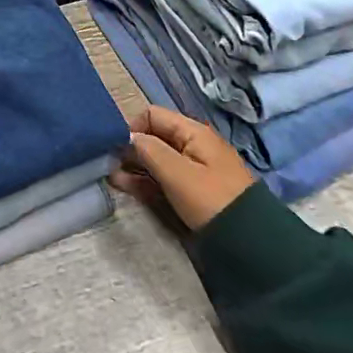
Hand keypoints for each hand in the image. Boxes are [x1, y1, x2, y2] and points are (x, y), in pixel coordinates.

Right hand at [109, 106, 257, 231]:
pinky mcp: (190, 188)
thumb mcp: (178, 173)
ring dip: (134, 165)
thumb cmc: (210, 198)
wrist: (245, 236)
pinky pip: (162, 177)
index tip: (113, 148)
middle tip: (107, 165)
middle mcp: (191, 144)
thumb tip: (128, 137)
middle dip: (130, 148)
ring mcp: (191, 166)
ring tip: (111, 177)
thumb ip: (150, 151)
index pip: (153, 116)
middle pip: (154, 137)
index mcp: (192, 132)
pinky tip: (125, 185)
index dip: (131, 128)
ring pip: (156, 159)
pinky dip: (144, 179)